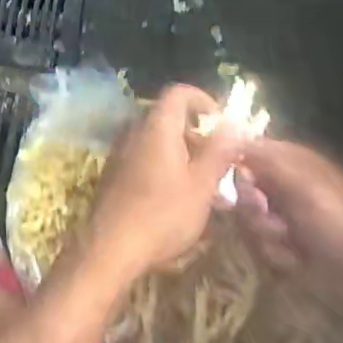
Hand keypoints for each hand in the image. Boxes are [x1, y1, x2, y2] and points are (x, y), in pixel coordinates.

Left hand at [87, 85, 247, 279]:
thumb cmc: (162, 214)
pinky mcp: (114, 173)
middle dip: (198, 135)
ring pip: (159, 140)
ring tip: (203, 187)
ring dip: (183, 154)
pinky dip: (165, 167)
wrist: (108, 250)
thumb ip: (219, 151)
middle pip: (170, 116)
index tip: (222, 126)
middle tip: (218, 162)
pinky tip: (177, 199)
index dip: (204, 101)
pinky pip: (145, 157)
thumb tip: (234, 125)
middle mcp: (136, 129)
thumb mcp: (201, 185)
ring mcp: (121, 150)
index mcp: (157, 124)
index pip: (180, 92)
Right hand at [233, 140, 342, 319]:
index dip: (236, 162)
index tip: (236, 183)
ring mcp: (280, 215)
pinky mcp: (280, 245)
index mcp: (291, 160)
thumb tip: (231, 135)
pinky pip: (257, 243)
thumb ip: (268, 161)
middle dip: (252, 207)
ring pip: (246, 217)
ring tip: (288, 245)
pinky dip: (273, 254)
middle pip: (241, 185)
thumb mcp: (305, 187)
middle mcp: (281, 182)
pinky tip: (293, 261)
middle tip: (269, 218)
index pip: (249, 148)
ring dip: (264, 234)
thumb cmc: (341, 225)